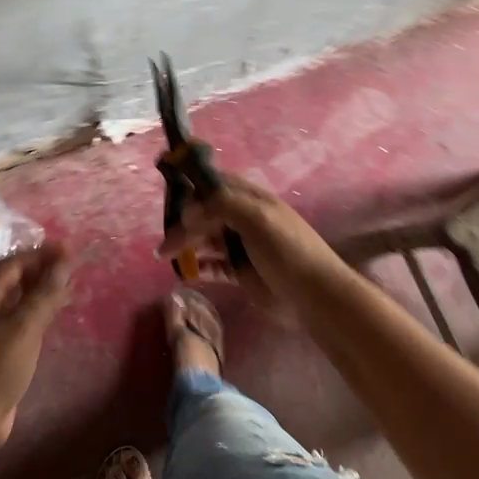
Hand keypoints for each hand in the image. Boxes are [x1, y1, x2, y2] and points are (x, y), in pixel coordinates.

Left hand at [0, 243, 72, 445]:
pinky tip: (50, 319)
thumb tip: (63, 263)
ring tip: (67, 288)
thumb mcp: (24, 329)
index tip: (66, 251)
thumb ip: (44, 295)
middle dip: (39, 272)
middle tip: (70, 268)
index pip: (9, 266)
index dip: (38, 255)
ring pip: (14, 304)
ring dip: (39, 293)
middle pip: (10, 283)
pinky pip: (15, 324)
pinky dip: (34, 315)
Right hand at [155, 174, 342, 306]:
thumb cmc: (287, 250)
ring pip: (205, 239)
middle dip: (183, 222)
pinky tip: (182, 271)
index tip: (168, 190)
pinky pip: (211, 265)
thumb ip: (222, 205)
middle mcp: (244, 219)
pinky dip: (196, 266)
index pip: (215, 184)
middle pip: (205, 213)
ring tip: (165, 255)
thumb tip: (188, 211)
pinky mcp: (240, 272)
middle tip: (164, 240)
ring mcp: (242, 246)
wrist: (313, 295)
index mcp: (251, 200)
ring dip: (186, 244)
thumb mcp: (257, 218)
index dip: (192, 185)